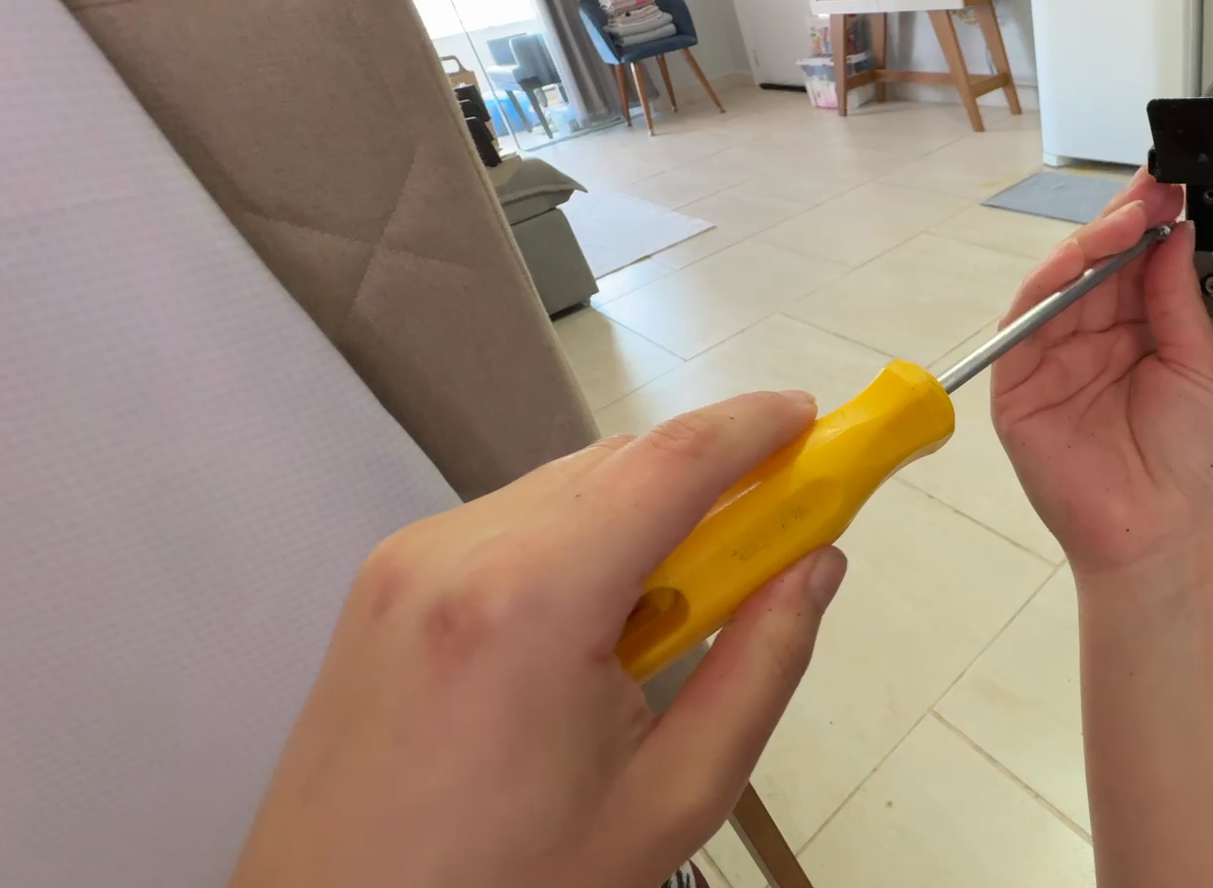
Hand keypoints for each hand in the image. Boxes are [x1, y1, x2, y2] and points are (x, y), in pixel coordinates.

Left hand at [230, 392, 845, 887]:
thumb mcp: (677, 794)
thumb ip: (766, 662)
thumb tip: (819, 563)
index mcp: (530, 603)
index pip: (670, 464)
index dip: (753, 425)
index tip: (810, 418)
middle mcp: (459, 550)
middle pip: (627, 460)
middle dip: (716, 465)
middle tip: (778, 505)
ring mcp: (413, 555)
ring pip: (580, 478)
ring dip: (657, 500)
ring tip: (689, 583)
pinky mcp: (393, 572)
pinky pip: (531, 509)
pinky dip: (599, 523)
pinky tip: (611, 602)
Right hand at [991, 175, 1212, 576]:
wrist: (1159, 539)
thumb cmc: (1190, 466)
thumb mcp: (1197, 366)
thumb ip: (1174, 299)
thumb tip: (1174, 235)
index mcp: (1132, 337)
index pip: (1130, 268)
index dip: (1148, 227)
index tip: (1174, 187)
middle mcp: (1087, 342)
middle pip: (1093, 267)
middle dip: (1122, 222)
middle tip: (1154, 188)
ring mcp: (1048, 360)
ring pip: (1056, 284)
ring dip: (1089, 244)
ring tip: (1129, 216)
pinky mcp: (1016, 383)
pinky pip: (1026, 321)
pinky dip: (1048, 283)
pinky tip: (1081, 256)